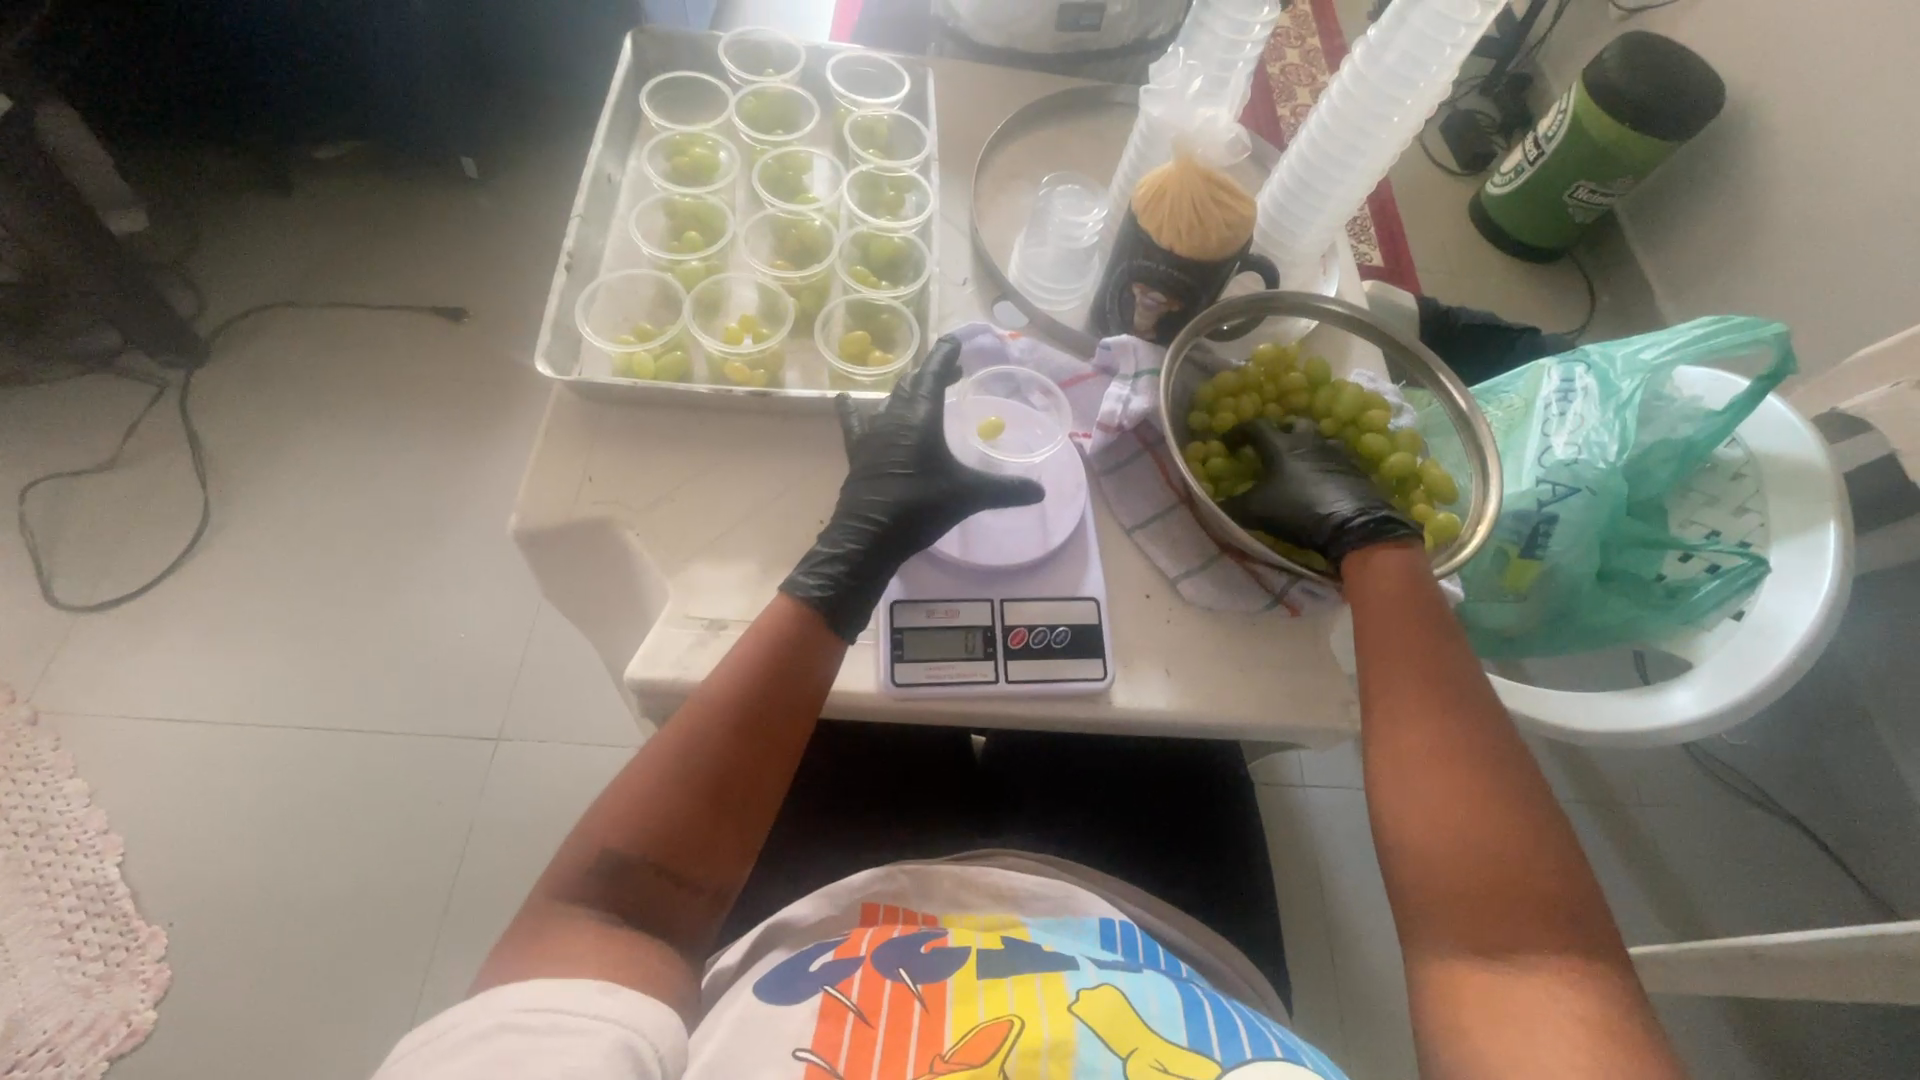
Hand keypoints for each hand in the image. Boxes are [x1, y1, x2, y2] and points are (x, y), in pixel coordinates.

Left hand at [781, 335, 1044, 640]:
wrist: (868, 538)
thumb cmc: (919, 508)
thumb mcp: (968, 497)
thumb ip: (1005, 490)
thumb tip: (1039, 491)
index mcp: (921, 418)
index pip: (934, 374)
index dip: (945, 356)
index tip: (954, 341)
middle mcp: (893, 418)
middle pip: (913, 384)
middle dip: (933, 373)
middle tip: (953, 372)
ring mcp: (872, 435)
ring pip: (888, 401)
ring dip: (907, 392)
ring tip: (922, 391)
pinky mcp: (858, 454)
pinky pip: (855, 423)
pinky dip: (855, 410)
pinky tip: (845, 400)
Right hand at [1219, 417, 1419, 568]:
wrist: (1354, 524)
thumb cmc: (1297, 510)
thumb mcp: (1255, 512)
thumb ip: (1230, 506)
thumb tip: (1211, 505)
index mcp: (1281, 446)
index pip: (1255, 426)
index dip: (1238, 433)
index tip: (1227, 444)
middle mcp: (1309, 442)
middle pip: (1293, 424)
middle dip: (1279, 431)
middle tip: (1269, 447)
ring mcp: (1336, 453)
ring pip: (1319, 439)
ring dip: (1305, 445)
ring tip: (1296, 462)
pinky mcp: (1356, 469)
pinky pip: (1337, 458)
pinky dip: (1324, 463)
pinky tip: (1320, 480)